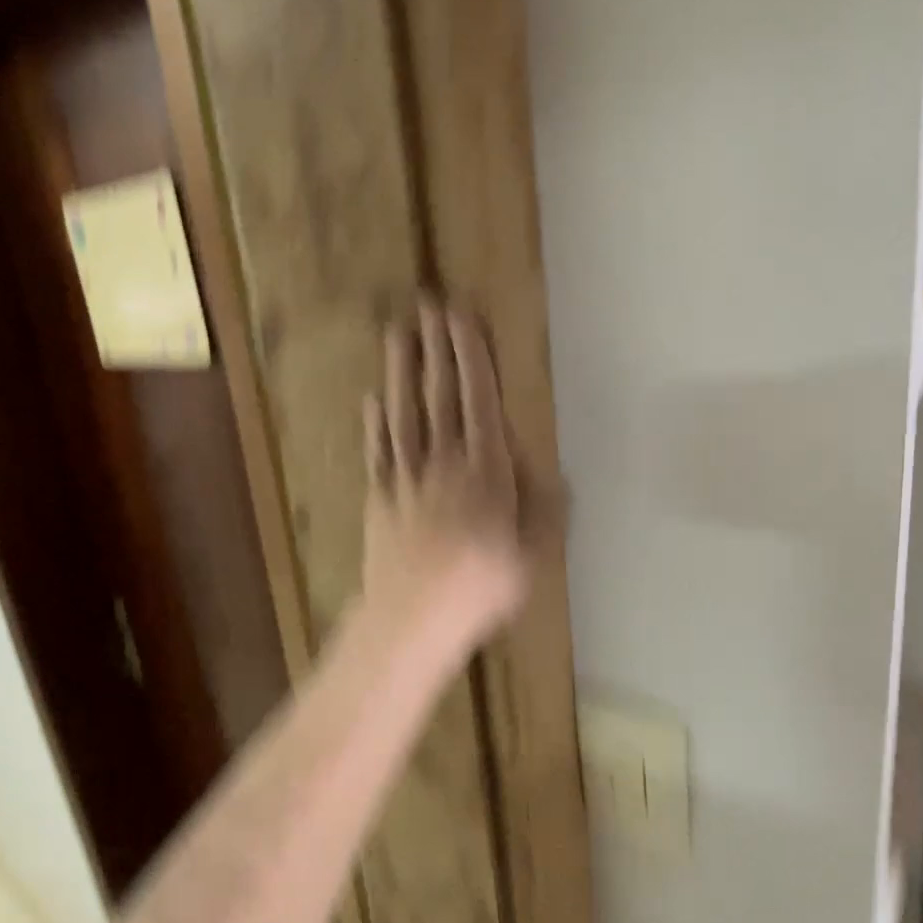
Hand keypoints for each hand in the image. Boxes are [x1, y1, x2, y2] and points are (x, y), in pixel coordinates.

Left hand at [359, 301, 527, 658]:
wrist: (412, 617)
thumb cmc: (481, 588)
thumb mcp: (533, 553)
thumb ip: (543, 509)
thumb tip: (550, 473)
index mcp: (485, 469)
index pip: (477, 398)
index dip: (469, 355)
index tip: (460, 317)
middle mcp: (443, 461)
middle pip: (438, 394)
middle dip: (434, 347)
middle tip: (426, 304)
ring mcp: (405, 476)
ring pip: (402, 412)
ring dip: (399, 370)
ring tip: (397, 333)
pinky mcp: (379, 497)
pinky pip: (377, 451)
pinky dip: (374, 423)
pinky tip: (371, 400)